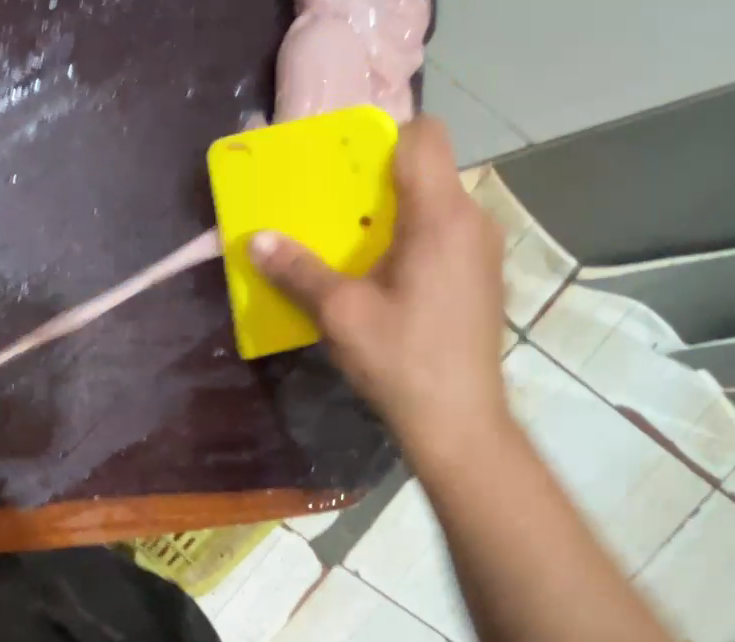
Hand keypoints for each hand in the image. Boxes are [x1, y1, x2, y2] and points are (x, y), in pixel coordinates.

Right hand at [250, 116, 509, 460]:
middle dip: (370, 185)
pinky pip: (436, 236)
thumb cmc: (398, 356)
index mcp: (440, 217)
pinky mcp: (475, 274)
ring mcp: (478, 247)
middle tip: (321, 213)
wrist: (455, 411)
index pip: (423, 137)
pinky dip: (401, 242)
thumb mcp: (338, 313)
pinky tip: (371, 279)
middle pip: (423, 172)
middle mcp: (469, 219)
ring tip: (339, 249)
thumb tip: (255, 240)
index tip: (337, 166)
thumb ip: (298, 271)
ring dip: (383, 218)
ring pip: (430, 207)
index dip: (381, 138)